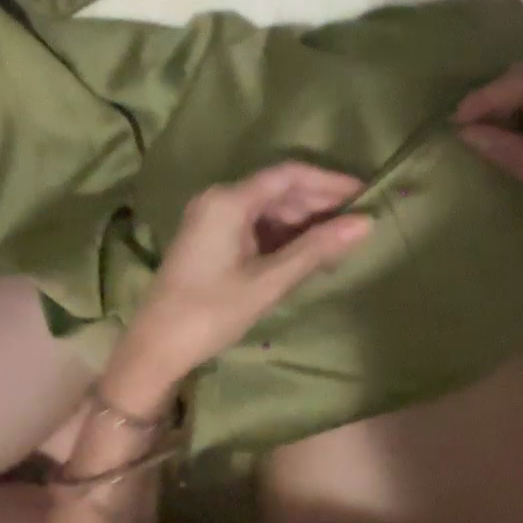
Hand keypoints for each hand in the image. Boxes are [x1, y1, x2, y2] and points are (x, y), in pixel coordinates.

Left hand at [109, 163, 372, 402]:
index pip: (289, 175)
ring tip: (342, 239)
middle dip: (319, 203)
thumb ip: (316, 249)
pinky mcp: (211, 240)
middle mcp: (218, 199)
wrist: (155, 348)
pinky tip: (310, 252)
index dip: (330, 181)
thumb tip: (366, 223)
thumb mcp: (268, 281)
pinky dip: (284, 236)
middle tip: (360, 220)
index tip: (367, 192)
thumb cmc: (211, 312)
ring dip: (304, 221)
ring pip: (268, 209)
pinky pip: (255, 226)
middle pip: (279, 189)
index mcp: (228, 200)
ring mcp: (212, 219)